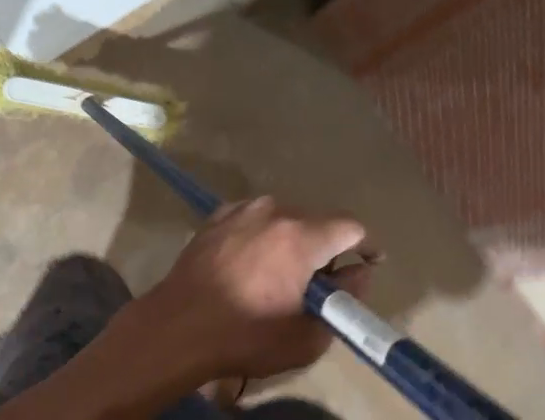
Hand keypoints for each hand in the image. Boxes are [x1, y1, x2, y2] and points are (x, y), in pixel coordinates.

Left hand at [124, 196, 373, 381]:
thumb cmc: (247, 335)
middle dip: (323, 248)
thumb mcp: (307, 336)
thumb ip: (342, 300)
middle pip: (315, 221)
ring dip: (290, 240)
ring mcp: (242, 208)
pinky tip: (250, 265)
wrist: (180, 324)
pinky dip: (261, 236)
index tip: (365, 267)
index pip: (350, 225)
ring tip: (279, 275)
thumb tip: (359, 275)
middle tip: (316, 284)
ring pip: (283, 218)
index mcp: (300, 236)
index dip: (363, 247)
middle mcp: (274, 210)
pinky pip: (254, 219)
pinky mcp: (217, 215)